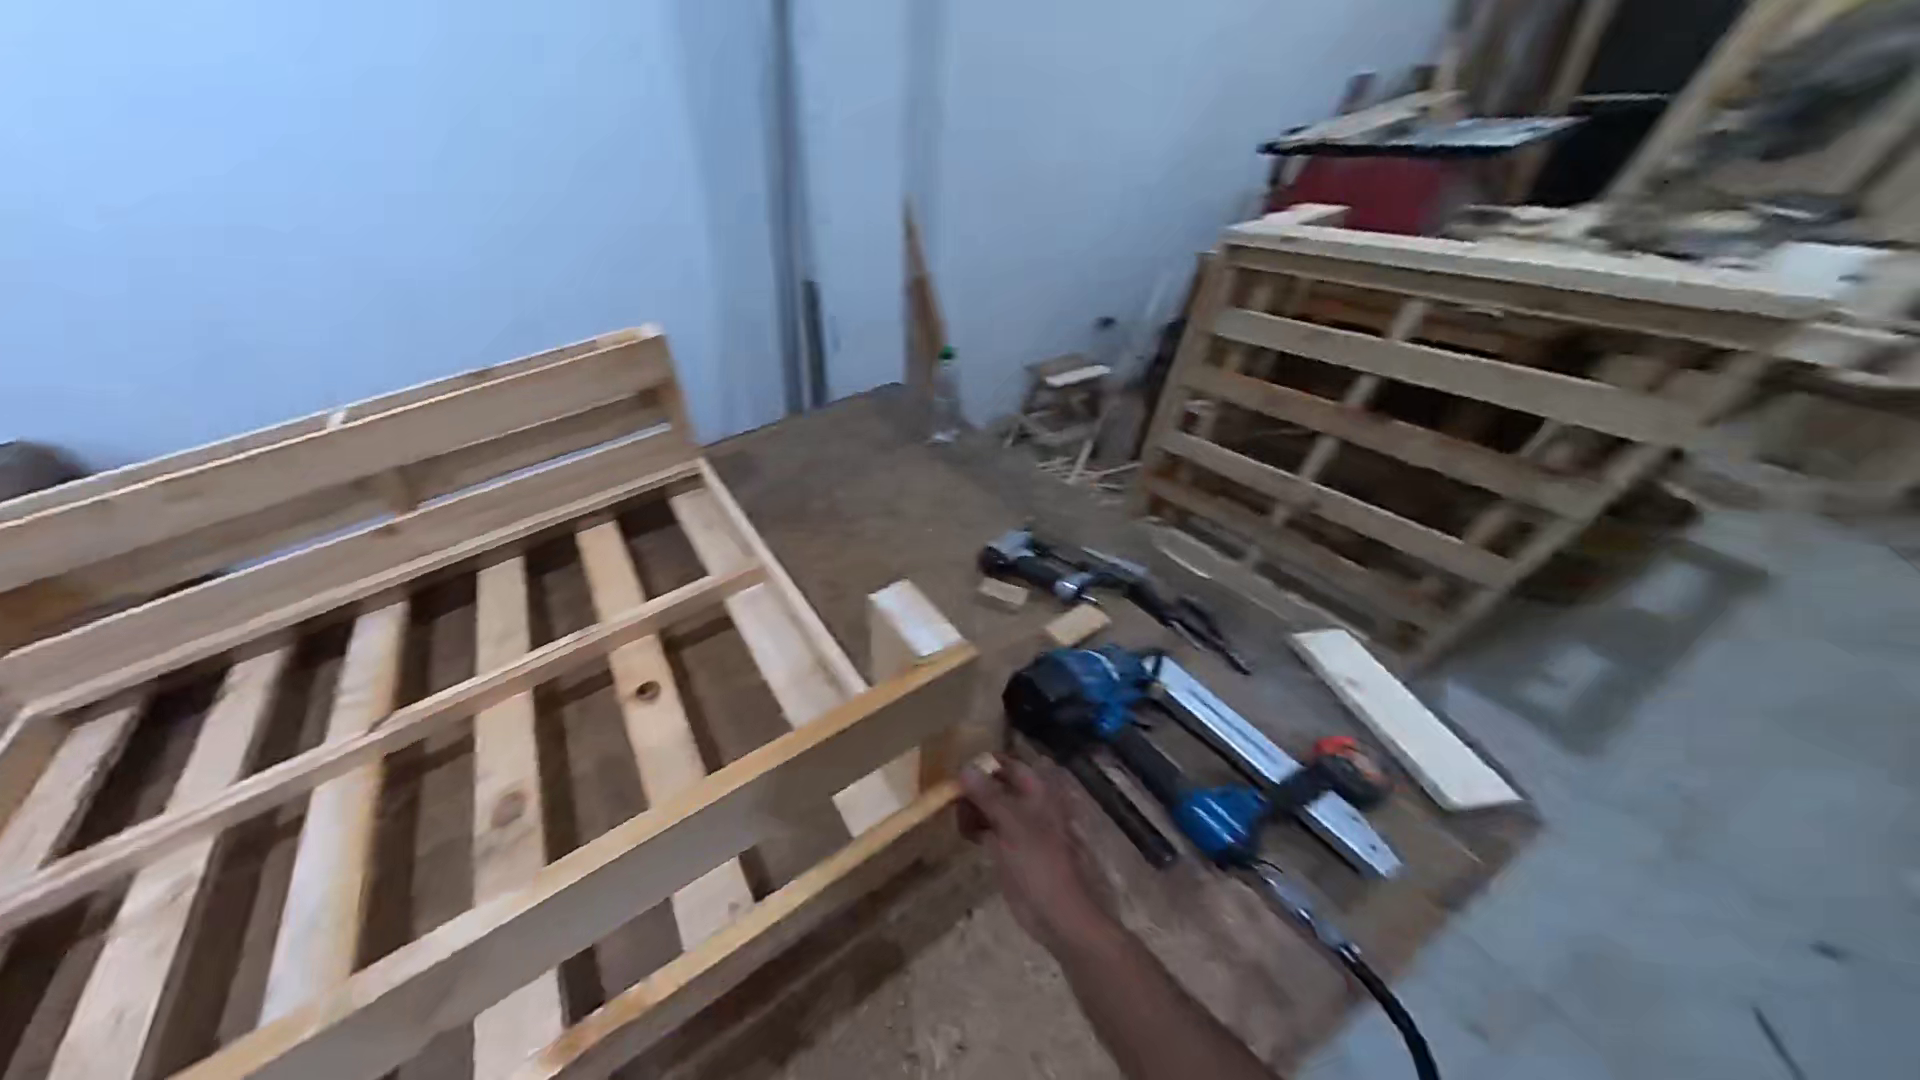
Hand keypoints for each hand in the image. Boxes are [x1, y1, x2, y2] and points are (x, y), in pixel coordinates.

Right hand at [959, 756, 1118, 954]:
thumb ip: (988, 795)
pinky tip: (964, 832)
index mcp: (1036, 793)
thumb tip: (964, 767)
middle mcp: (1026, 805)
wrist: (1055, 913)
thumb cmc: (1039, 862)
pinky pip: (985, 829)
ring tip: (958, 816)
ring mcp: (1016, 827)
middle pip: (995, 785)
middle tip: (951, 795)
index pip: (1009, 765)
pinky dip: (973, 827)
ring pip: (987, 806)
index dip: (987, 763)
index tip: (959, 765)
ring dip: (971, 807)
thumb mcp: (1012, 824)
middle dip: (973, 787)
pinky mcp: (1006, 849)